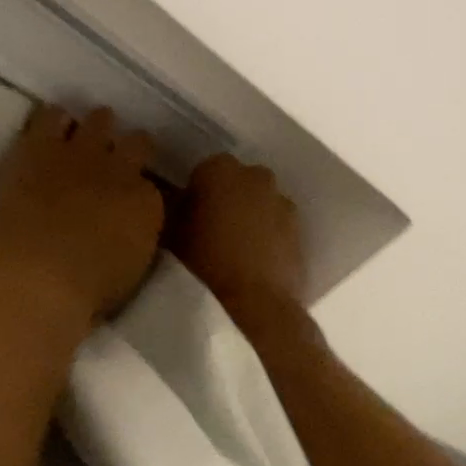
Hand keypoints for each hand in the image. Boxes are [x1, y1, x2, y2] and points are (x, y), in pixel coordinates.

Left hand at [0, 104, 164, 320]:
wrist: (30, 269)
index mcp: (146, 207)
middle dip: (129, 146)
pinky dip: (53, 118)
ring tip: (85, 131)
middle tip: (117, 153)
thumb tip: (123, 237)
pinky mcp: (37, 144)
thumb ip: (128, 246)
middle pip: (135, 144)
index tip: (137, 196)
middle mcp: (120, 170)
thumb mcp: (122, 277)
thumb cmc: (80, 294)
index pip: (154, 189)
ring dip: (94, 126)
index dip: (144, 189)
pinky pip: (51, 116)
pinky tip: (49, 121)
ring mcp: (78, 151)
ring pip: (97, 120)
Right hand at [172, 154, 306, 316]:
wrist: (257, 298)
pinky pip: (276, 221)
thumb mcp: (172, 230)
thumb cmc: (206, 257)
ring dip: (248, 213)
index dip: (195, 192)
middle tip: (210, 228)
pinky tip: (256, 257)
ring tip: (234, 246)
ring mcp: (281, 198)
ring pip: (258, 199)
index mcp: (220, 167)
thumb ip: (168, 203)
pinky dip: (267, 231)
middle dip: (224, 197)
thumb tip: (167, 192)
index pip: (203, 170)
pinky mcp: (298, 225)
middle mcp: (255, 174)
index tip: (189, 214)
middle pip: (234, 181)